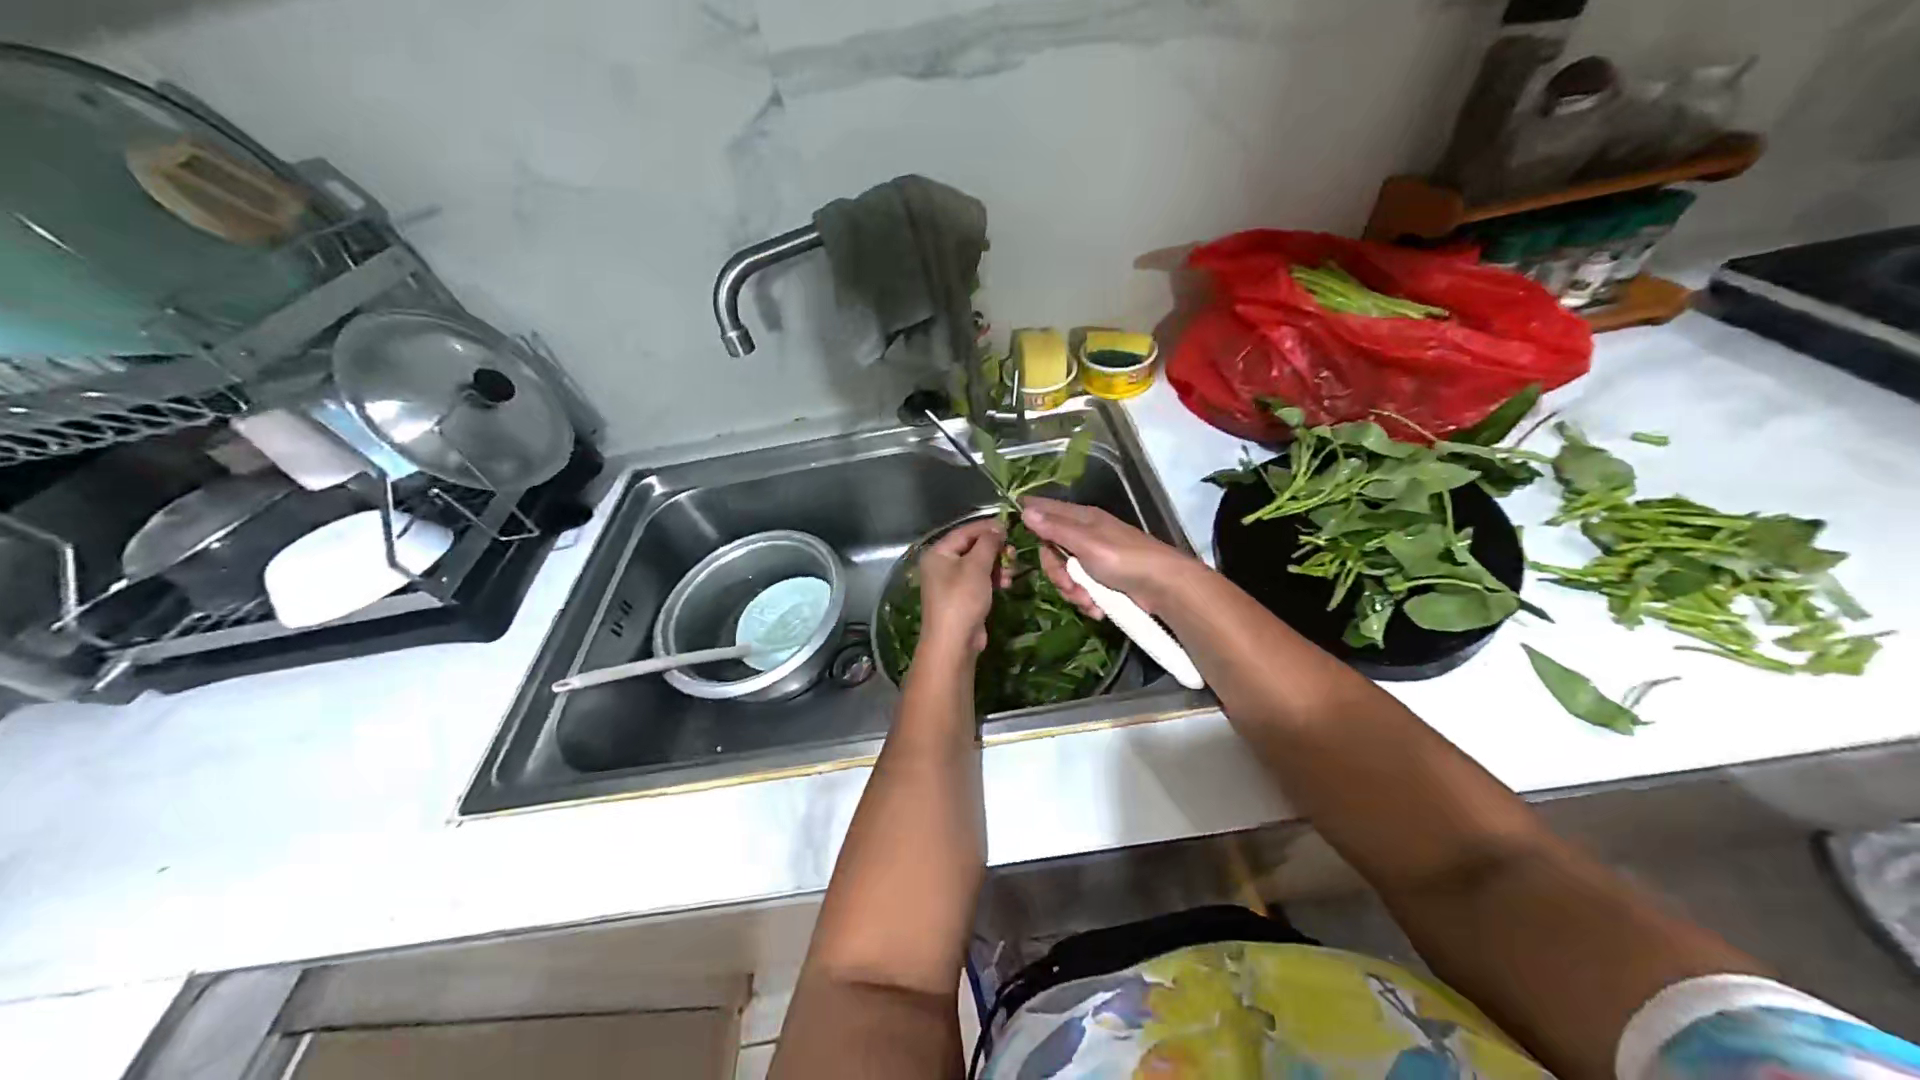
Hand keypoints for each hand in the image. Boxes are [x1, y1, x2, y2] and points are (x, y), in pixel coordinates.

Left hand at [915, 518, 1006, 655]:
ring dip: (997, 565)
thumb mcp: (976, 566)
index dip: (987, 527)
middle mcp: (941, 565)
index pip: (964, 531)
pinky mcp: (962, 597)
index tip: (1008, 526)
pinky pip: (980, 580)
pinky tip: (1006, 583)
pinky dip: (993, 579)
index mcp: (938, 553)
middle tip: (1013, 552)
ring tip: (1011, 571)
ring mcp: (951, 583)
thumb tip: (997, 527)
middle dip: (994, 549)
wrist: (954, 642)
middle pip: (972, 548)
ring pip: (978, 565)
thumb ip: (988, 543)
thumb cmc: (962, 598)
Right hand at [1021, 497, 1199, 618]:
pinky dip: (1087, 600)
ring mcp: (1095, 559)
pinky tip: (1097, 608)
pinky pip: (1082, 589)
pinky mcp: (1104, 581)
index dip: (1031, 519)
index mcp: (1082, 519)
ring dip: (1073, 591)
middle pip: (1052, 551)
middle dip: (1057, 573)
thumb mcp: (1085, 543)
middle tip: (1069, 584)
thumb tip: (1025, 510)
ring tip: (1088, 600)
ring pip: (1066, 575)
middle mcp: (1086, 535)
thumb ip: (1055, 529)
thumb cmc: (1124, 559)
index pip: (1046, 510)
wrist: (1164, 587)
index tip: (1016, 529)